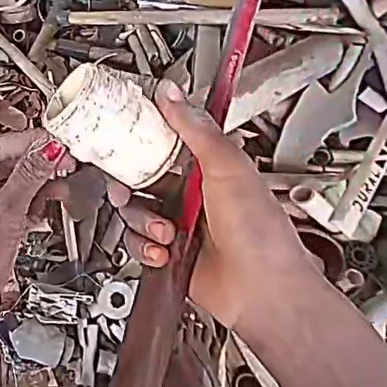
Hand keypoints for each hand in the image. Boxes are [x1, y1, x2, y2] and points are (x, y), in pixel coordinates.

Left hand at [0, 130, 71, 371]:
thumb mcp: (7, 212)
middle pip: (1, 166)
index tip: (55, 140)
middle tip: (64, 160)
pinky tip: (45, 206)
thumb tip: (48, 149)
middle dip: (34, 164)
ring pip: (5, 188)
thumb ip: (30, 176)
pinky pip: (5, 209)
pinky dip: (26, 206)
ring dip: (33, 185)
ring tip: (61, 180)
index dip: (29, 143)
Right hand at [106, 81, 327, 329]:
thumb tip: (171, 94)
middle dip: (130, 186)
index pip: (164, 142)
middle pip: (138, 178)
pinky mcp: (167, 251)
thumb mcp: (228, 169)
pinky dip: (144, 247)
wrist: (262, 292)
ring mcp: (177, 223)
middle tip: (131, 190)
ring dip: (143, 222)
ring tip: (166, 232)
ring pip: (132, 211)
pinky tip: (164, 251)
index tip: (125, 137)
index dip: (141, 139)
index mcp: (206, 167)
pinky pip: (135, 242)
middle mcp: (189, 193)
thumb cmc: (261, 234)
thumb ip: (196, 130)